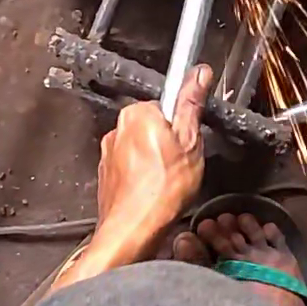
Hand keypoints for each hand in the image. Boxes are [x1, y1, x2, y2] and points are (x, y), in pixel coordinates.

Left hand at [93, 65, 211, 253]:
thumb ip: (191, 105)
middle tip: (182, 163)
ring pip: (141, 148)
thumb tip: (199, 75)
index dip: (182, 125)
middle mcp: (119, 128)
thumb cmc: (161, 192)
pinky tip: (154, 190)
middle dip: (168, 142)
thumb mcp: (190, 143)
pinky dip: (142, 176)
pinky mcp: (107, 173)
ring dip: (155, 160)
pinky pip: (131, 167)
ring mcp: (110, 152)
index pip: (167, 106)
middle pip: (153, 126)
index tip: (188, 141)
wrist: (132, 230)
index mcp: (138, 114)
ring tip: (168, 181)